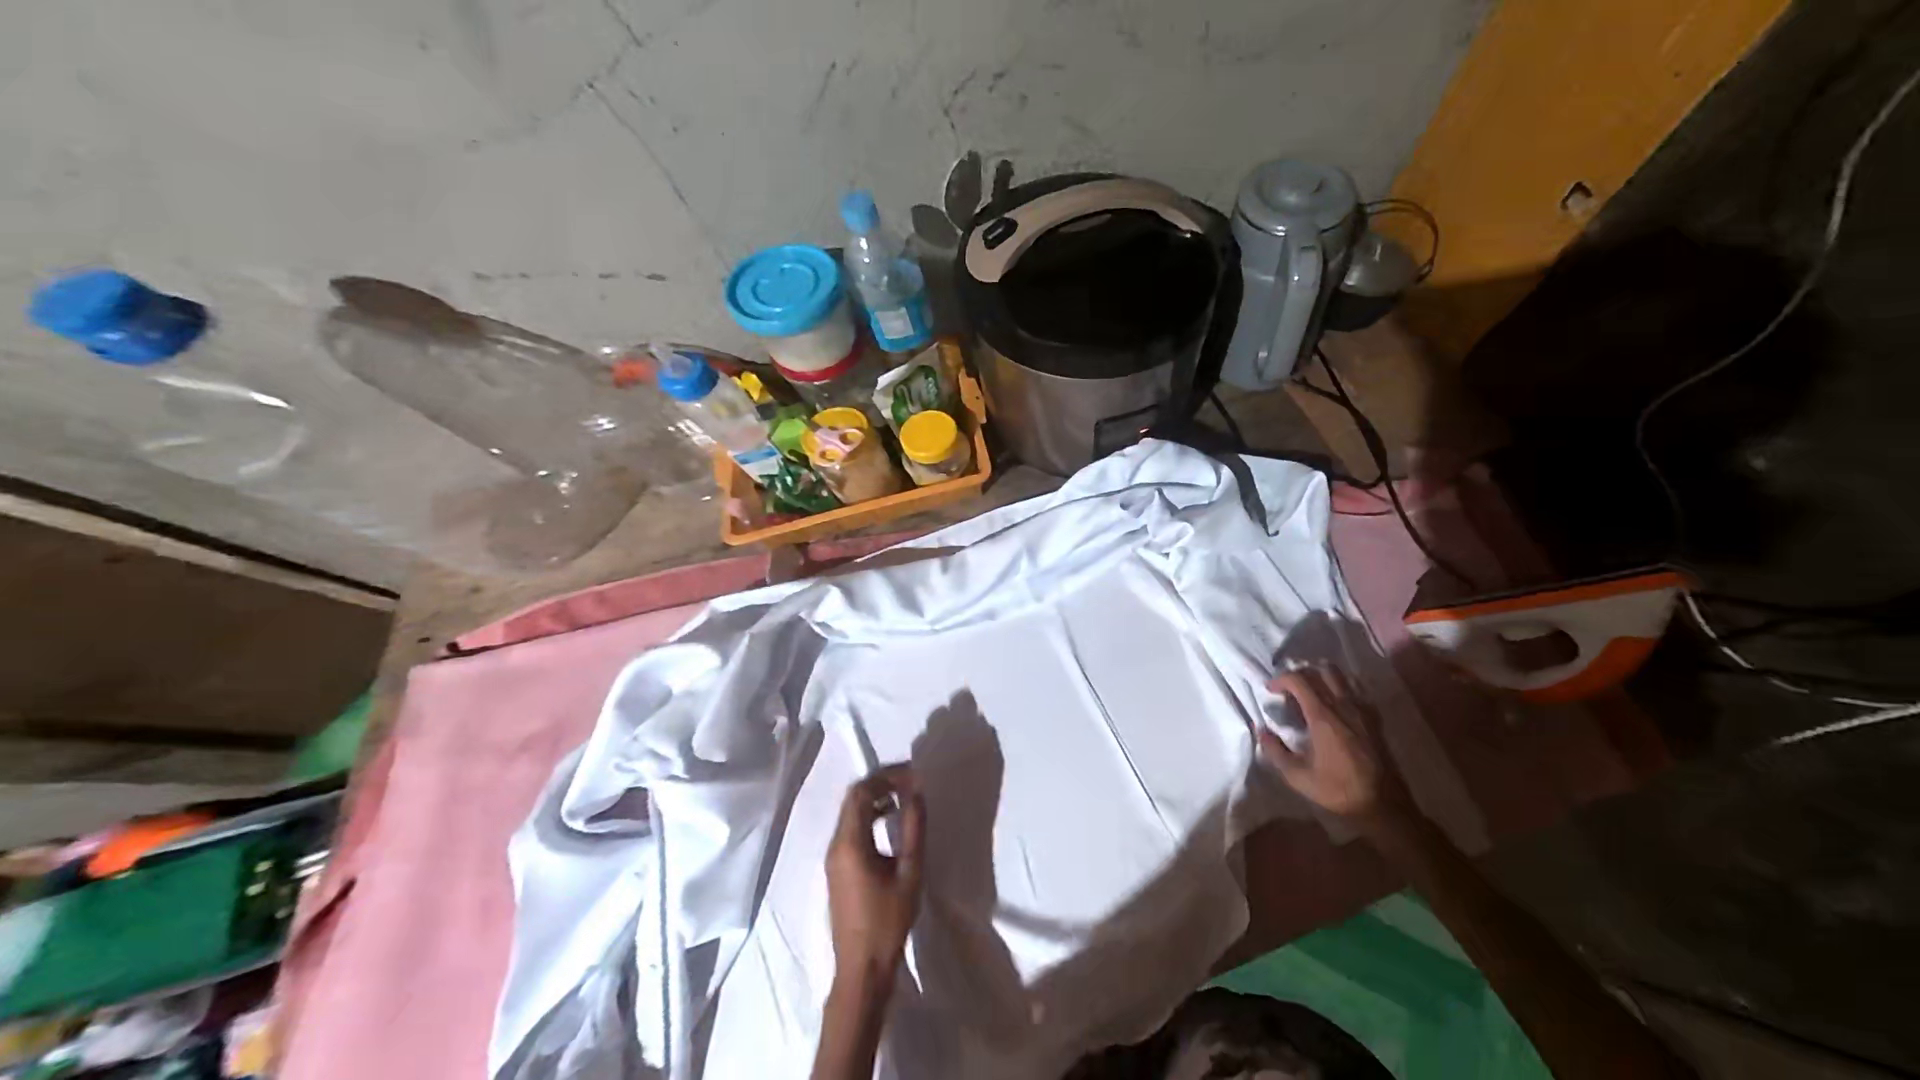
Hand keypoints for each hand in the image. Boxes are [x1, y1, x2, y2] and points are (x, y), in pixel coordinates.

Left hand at [825, 764, 925, 982]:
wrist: (861, 968)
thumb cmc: (887, 921)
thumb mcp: (909, 873)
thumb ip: (913, 829)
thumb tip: (917, 793)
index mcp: (849, 843)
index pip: (861, 792)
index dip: (886, 776)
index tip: (912, 774)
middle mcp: (835, 844)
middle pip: (853, 798)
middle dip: (881, 783)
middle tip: (910, 780)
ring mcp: (833, 857)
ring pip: (851, 813)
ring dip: (875, 798)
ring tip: (905, 796)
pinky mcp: (838, 869)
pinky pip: (851, 829)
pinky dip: (870, 816)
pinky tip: (890, 821)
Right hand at [1257, 665, 1411, 823]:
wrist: (1383, 805)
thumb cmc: (1338, 789)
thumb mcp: (1298, 776)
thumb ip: (1275, 751)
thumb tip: (1262, 732)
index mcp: (1323, 717)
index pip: (1299, 680)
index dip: (1281, 679)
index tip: (1270, 689)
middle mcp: (1344, 706)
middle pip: (1321, 671)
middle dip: (1300, 673)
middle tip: (1288, 687)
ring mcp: (1362, 711)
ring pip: (1341, 677)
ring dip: (1321, 676)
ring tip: (1310, 691)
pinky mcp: (1374, 719)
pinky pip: (1356, 690)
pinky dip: (1341, 687)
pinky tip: (1334, 703)